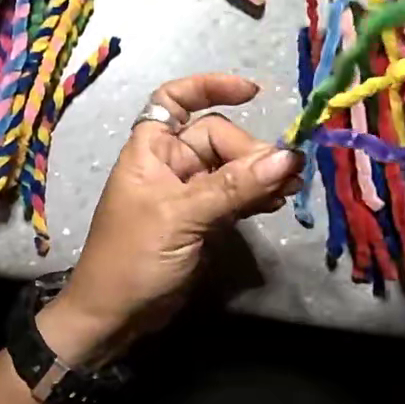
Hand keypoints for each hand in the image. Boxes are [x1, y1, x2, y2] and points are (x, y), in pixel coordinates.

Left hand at [49, 73, 303, 359]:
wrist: (116, 316)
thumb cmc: (132, 259)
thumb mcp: (180, 217)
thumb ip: (232, 187)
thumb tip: (287, 156)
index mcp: (150, 149)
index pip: (175, 100)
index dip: (209, 87)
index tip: (252, 92)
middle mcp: (169, 164)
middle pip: (218, 137)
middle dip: (250, 152)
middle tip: (284, 175)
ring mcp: (187, 193)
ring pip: (232, 168)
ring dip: (260, 175)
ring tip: (288, 190)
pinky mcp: (203, 220)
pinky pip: (235, 196)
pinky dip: (256, 196)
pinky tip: (276, 202)